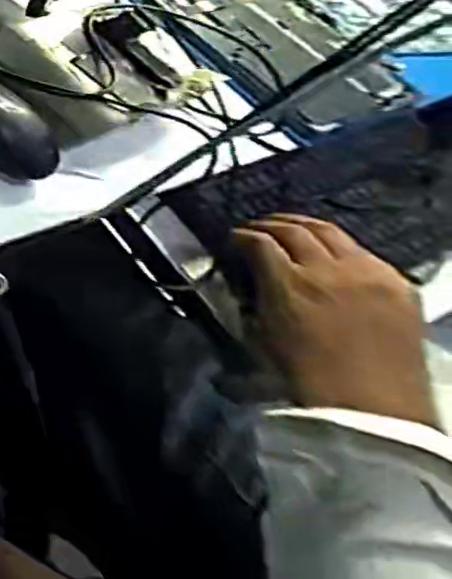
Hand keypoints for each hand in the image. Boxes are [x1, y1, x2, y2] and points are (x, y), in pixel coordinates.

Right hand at [233, 213, 435, 426]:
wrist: (370, 404)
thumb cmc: (301, 368)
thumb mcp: (258, 326)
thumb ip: (252, 290)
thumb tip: (245, 271)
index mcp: (291, 283)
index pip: (255, 239)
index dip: (238, 236)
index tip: (230, 241)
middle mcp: (332, 272)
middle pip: (294, 229)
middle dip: (267, 225)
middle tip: (254, 230)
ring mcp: (372, 278)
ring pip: (331, 232)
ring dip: (303, 228)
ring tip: (288, 233)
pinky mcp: (400, 287)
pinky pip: (364, 252)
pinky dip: (340, 247)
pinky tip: (330, 256)